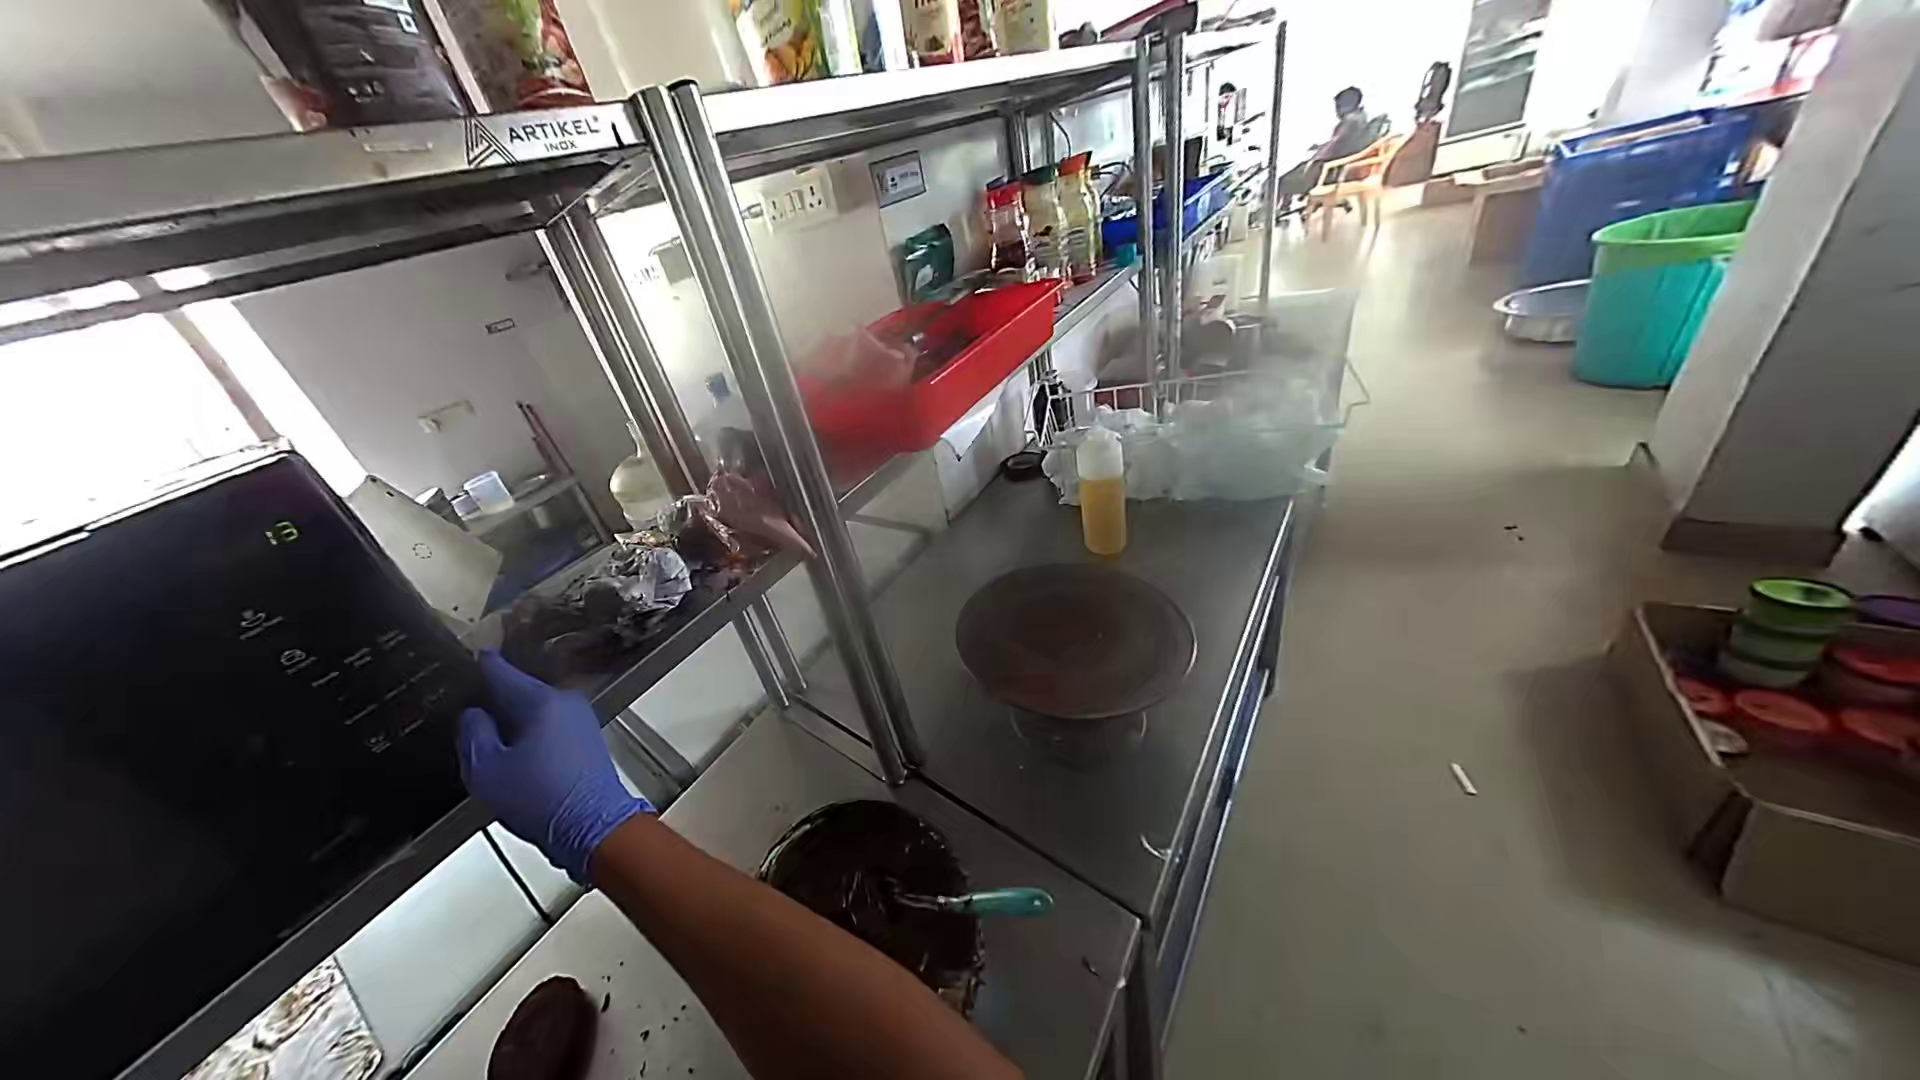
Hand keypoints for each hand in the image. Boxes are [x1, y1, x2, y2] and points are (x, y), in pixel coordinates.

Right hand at [457, 650, 651, 882]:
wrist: (592, 824)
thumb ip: (474, 734)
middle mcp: (566, 702)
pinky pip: (549, 723)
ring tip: (480, 723)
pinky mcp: (586, 737)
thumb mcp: (488, 769)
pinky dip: (529, 728)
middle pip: (522, 690)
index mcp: (543, 701)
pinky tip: (510, 743)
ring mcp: (580, 718)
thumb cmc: (538, 796)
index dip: (483, 664)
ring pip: (536, 708)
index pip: (505, 673)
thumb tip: (474, 713)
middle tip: (463, 697)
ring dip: (512, 715)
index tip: (468, 654)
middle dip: (495, 694)